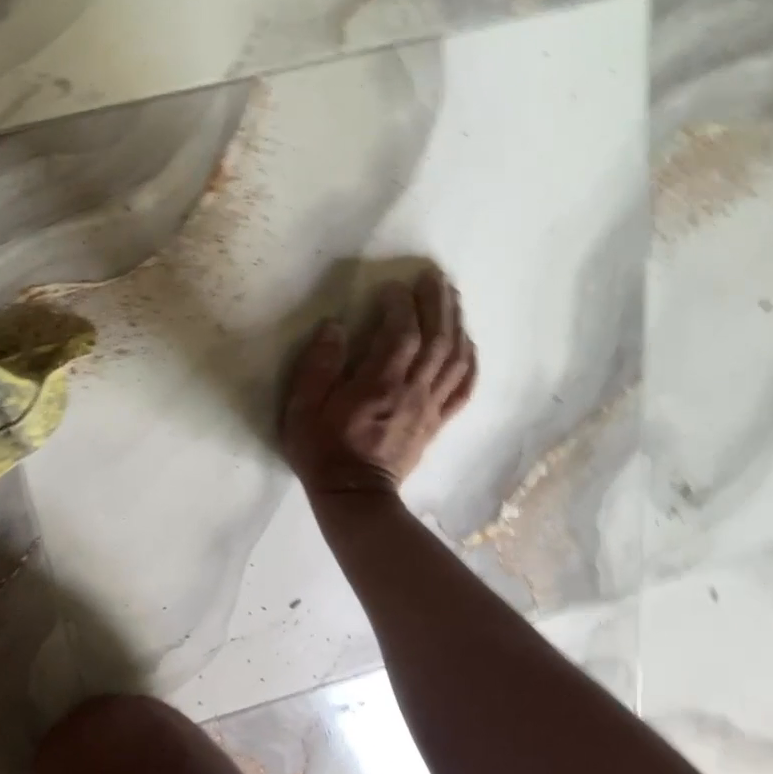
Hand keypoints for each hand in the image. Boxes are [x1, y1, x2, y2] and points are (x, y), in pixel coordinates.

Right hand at [281, 267, 477, 495]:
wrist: (353, 497)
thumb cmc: (321, 450)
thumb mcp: (302, 408)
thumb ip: (318, 365)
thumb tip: (334, 326)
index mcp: (379, 384)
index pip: (401, 333)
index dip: (401, 305)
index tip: (392, 287)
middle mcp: (412, 390)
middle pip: (437, 338)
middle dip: (437, 303)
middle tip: (433, 276)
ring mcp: (430, 406)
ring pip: (454, 357)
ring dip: (456, 322)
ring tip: (451, 298)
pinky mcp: (437, 421)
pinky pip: (463, 387)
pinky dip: (469, 360)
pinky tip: (467, 343)